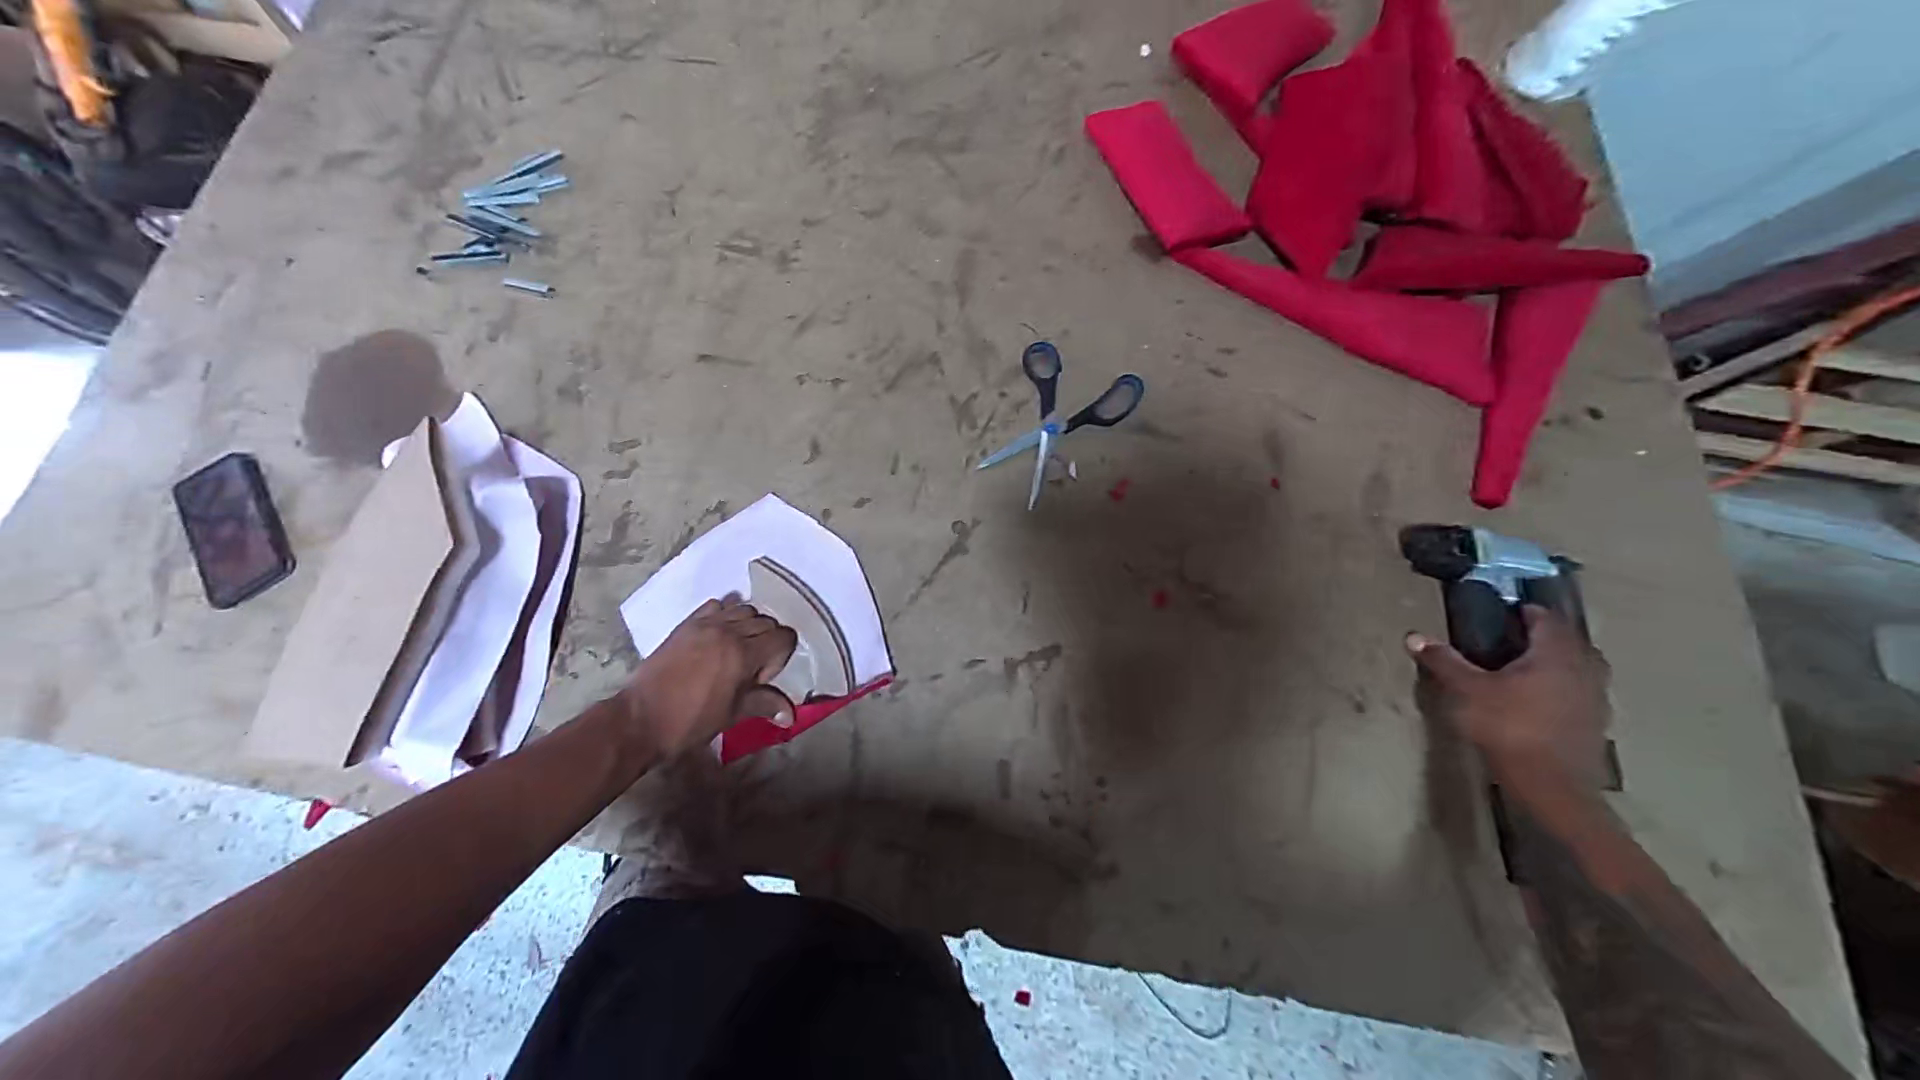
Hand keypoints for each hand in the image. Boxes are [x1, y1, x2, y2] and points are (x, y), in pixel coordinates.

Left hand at [614, 595, 797, 758]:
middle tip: (749, 668)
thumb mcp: (733, 715)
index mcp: (743, 654)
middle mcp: (728, 631)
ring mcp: (705, 624)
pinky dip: (724, 615)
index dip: (780, 657)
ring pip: (744, 609)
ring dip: (748, 626)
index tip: (760, 679)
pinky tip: (716, 637)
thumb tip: (790, 714)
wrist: (640, 720)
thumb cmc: (690, 722)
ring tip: (734, 651)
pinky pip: (716, 606)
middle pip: (766, 621)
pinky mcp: (686, 624)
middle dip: (766, 642)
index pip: (784, 636)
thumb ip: (765, 704)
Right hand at [1406, 606, 1610, 801]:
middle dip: (1543, 637)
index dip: (1525, 612)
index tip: (1503, 612)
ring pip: (1579, 668)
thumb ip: (1444, 661)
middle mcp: (1584, 670)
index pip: (1547, 619)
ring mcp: (1596, 699)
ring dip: (1556, 664)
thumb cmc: (1508, 726)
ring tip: (1524, 670)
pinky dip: (1562, 689)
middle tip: (1512, 639)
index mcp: (1556, 654)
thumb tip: (1414, 636)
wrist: (1550, 784)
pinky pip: (1580, 693)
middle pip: (1568, 642)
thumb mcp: (1467, 690)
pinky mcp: (1596, 724)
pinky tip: (1538, 701)